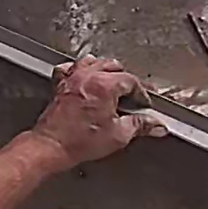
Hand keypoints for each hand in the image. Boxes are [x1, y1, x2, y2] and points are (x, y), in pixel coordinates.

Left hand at [24, 56, 165, 170]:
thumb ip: (140, 125)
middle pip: (113, 66)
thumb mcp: (118, 135)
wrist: (52, 146)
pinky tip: (84, 77)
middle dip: (125, 79)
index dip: (141, 92)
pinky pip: (71, 68)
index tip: (144, 103)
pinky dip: (79, 70)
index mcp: (105, 85)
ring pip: (93, 62)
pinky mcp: (60, 85)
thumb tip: (155, 124)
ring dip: (104, 70)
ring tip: (112, 83)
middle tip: (132, 94)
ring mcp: (72, 78)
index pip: (131, 81)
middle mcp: (87, 76)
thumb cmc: (80, 141)